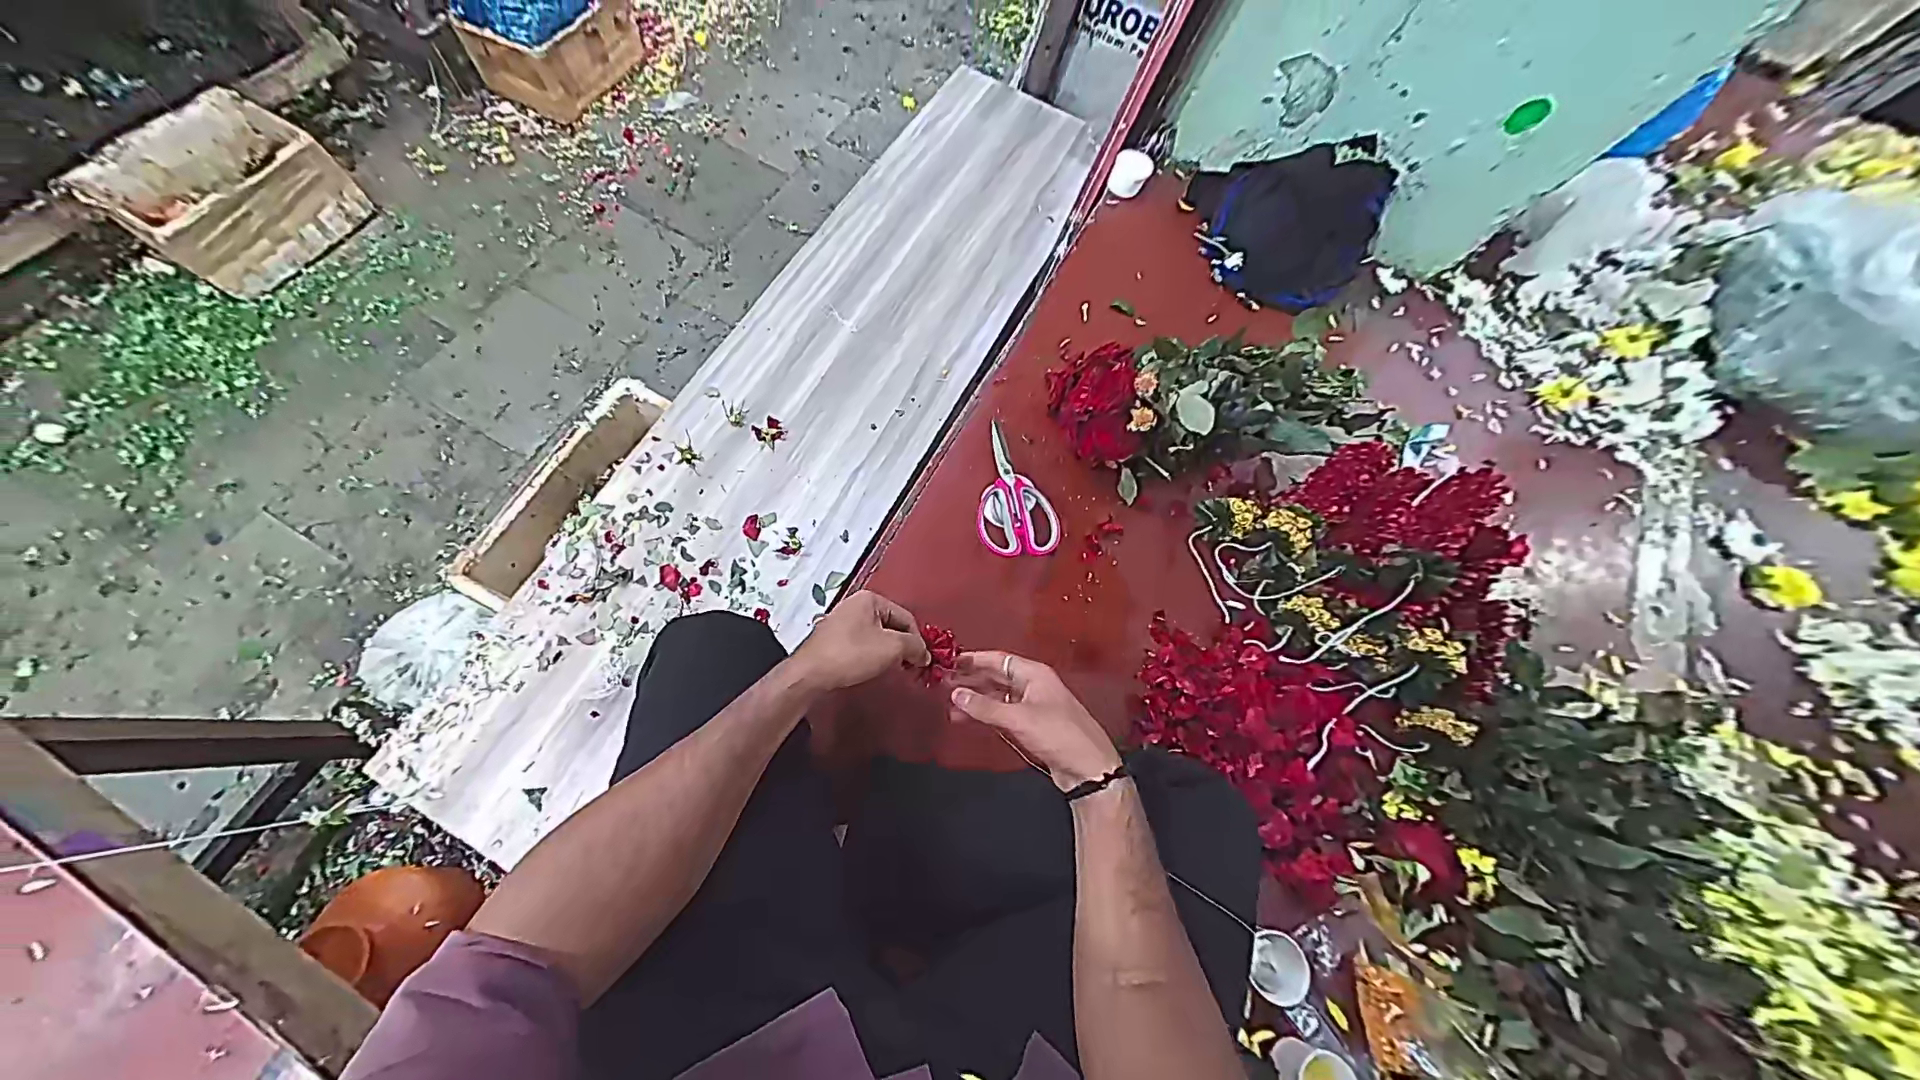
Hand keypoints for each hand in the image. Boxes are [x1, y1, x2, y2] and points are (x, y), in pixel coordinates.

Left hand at [789, 590, 930, 691]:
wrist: (810, 674)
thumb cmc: (852, 654)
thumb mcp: (892, 647)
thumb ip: (914, 646)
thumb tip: (924, 654)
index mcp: (870, 599)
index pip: (906, 617)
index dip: (917, 640)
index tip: (921, 661)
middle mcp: (854, 604)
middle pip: (891, 625)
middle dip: (902, 646)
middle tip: (908, 666)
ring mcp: (841, 620)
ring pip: (876, 635)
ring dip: (887, 652)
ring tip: (889, 668)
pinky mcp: (833, 638)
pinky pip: (861, 642)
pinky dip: (870, 654)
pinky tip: (869, 667)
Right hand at [947, 651, 1122, 791]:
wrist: (1087, 768)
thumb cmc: (1058, 735)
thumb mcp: (1018, 718)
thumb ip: (984, 707)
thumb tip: (956, 694)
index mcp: (1034, 674)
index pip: (997, 659)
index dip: (972, 660)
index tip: (949, 661)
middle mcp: (1032, 685)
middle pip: (996, 676)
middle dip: (970, 679)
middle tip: (943, 682)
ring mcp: (1031, 705)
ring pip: (997, 696)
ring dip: (975, 699)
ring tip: (949, 703)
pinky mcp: (1030, 725)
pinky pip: (1002, 713)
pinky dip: (984, 714)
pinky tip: (967, 718)